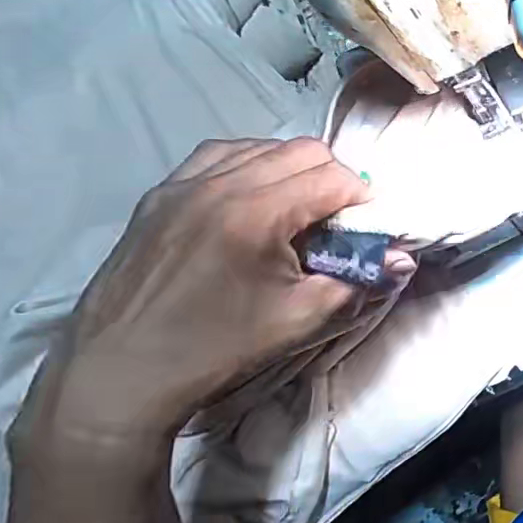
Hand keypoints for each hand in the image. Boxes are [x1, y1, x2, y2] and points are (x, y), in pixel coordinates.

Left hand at [22, 138, 413, 453]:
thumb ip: (359, 283)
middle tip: (332, 222)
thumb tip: (404, 259)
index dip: (361, 199)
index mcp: (256, 212)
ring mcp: (182, 183)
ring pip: (261, 146)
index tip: (362, 229)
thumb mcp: (300, 322)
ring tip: (292, 212)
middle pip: (302, 150)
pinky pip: (218, 155)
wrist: (118, 375)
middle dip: (332, 179)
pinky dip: (248, 167)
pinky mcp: (158, 194)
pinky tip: (248, 202)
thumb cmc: (216, 349)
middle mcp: (219, 181)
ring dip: (291, 170)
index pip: (333, 175)